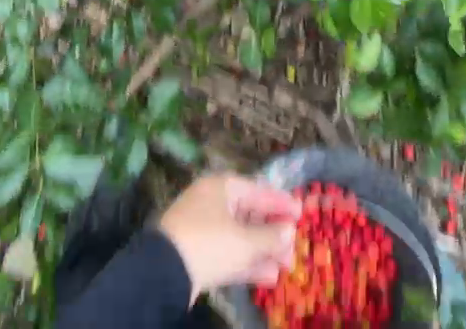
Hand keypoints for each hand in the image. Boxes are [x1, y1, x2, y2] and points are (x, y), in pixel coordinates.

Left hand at [156, 174, 300, 299]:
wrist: (164, 272)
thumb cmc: (209, 243)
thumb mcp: (245, 240)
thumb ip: (270, 236)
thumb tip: (289, 230)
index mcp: (221, 187)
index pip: (257, 189)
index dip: (280, 202)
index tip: (301, 212)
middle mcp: (212, 203)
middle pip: (250, 214)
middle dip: (273, 233)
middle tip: (294, 247)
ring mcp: (204, 229)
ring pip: (240, 237)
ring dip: (264, 251)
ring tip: (287, 266)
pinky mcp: (199, 254)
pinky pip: (229, 254)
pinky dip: (248, 263)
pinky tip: (269, 276)